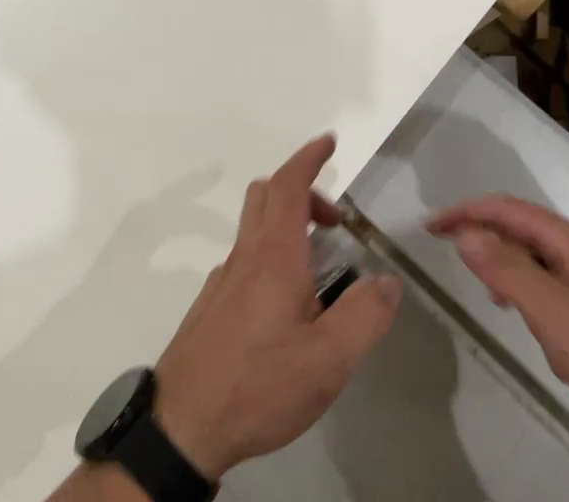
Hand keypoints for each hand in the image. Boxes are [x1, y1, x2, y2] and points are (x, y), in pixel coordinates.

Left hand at [152, 135, 401, 478]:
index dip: (308, 159)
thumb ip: (364, 315)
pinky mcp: (213, 306)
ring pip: (254, 229)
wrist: (183, 426)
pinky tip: (290, 304)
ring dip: (287, 224)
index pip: (288, 187)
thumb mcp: (328, 360)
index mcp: (273, 259)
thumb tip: (386, 280)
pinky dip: (273, 255)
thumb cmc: (258, 386)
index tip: (328, 143)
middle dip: (303, 190)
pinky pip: (246, 260)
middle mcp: (244, 259)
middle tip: (336, 220)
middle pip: (266, 197)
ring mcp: (223, 282)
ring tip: (321, 264)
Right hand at [426, 196, 568, 501]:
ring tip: (482, 286)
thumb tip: (465, 232)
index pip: (510, 209)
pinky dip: (526, 282)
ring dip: (504, 258)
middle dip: (483, 231)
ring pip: (539, 253)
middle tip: (447, 252)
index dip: (466, 212)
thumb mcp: (554, 315)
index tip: (429, 227)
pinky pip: (555, 277)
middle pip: (525, 226)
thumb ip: (507, 271)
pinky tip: (524, 312)